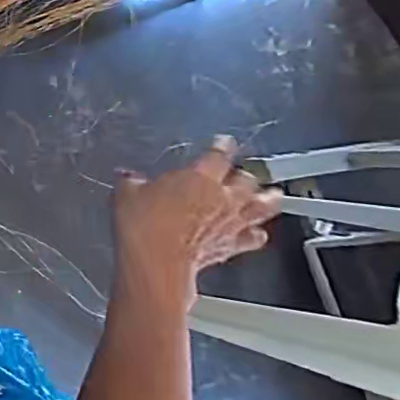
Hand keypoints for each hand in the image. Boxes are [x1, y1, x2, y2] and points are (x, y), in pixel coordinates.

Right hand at [111, 135, 282, 312]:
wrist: (156, 257)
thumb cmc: (142, 223)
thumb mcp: (125, 193)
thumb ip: (133, 182)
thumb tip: (130, 178)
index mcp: (197, 177)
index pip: (217, 155)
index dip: (222, 146)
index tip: (225, 142)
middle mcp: (223, 197)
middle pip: (247, 180)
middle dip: (245, 174)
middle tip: (242, 171)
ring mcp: (232, 221)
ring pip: (264, 206)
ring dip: (269, 198)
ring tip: (273, 193)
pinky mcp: (235, 244)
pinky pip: (256, 236)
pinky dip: (257, 232)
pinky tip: (256, 231)